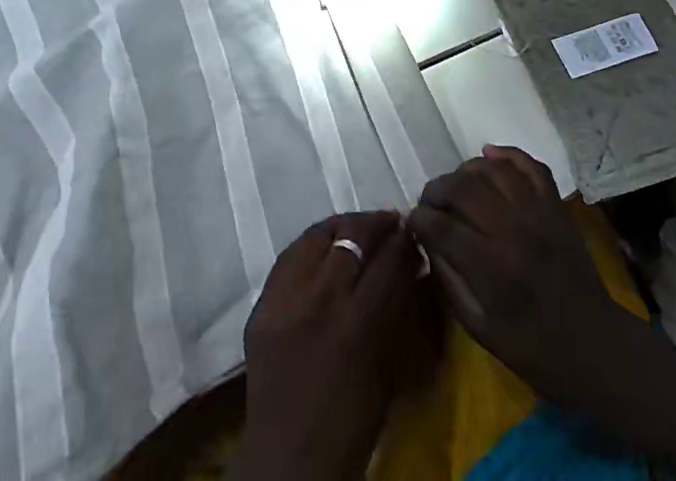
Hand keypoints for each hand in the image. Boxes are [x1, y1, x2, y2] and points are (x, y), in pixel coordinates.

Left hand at [235, 211, 435, 480]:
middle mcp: (318, 301)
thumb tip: (410, 268)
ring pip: (314, 239)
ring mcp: (283, 299)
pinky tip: (323, 244)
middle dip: (376, 224)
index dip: (405, 241)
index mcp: (357, 325)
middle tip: (391, 220)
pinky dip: (310, 245)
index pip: (387, 263)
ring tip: (358, 225)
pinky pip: (287, 258)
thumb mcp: (388, 369)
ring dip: (341, 227)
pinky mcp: (260, 304)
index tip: (415, 229)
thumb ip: (395, 313)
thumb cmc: (353, 422)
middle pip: (350, 240)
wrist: (289, 456)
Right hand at [407, 146, 626, 403]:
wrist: (598, 346)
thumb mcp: (477, 325)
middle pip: (461, 188)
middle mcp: (514, 231)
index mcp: (492, 266)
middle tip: (429, 205)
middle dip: (434, 191)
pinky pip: (532, 167)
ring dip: (464, 172)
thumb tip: (424, 240)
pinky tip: (488, 154)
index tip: (411, 224)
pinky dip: (508, 154)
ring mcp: (539, 214)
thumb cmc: (533, 346)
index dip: (418, 220)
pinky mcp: (558, 209)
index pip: (440, 225)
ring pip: (492, 170)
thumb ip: (446, 278)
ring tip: (455, 187)